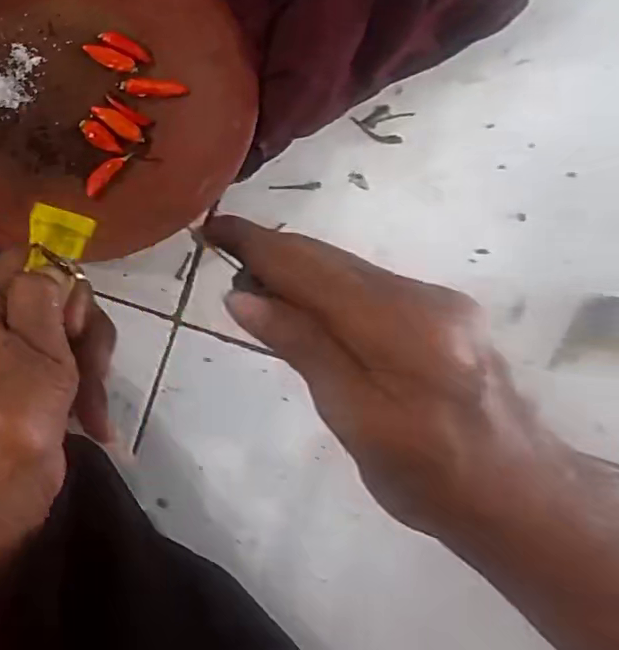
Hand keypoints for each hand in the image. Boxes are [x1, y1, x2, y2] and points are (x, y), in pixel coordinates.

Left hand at [0, 248, 118, 511]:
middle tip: (83, 368)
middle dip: (81, 335)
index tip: (70, 326)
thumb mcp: (37, 345)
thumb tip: (49, 264)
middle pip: (59, 295)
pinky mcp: (30, 372)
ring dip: (88, 368)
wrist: (1, 480)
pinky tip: (92, 423)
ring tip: (85, 405)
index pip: (30, 260)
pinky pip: (70, 361)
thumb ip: (44, 297)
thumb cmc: (13, 408)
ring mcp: (11, 342)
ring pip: (71, 330)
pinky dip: (85, 390)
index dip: (61, 289)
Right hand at [203, 215, 575, 538]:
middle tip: (222, 276)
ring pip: (337, 267)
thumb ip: (302, 349)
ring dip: (289, 273)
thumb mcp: (353, 416)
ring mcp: (437, 304)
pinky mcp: (439, 314)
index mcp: (399, 323)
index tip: (205, 229)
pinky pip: (356, 282)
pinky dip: (316, 287)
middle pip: (321, 258)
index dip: (250, 242)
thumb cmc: (429, 471)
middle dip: (264, 256)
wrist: (528, 505)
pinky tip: (302, 316)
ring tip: (257, 303)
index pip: (304, 264)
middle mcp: (423, 298)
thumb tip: (241, 297)